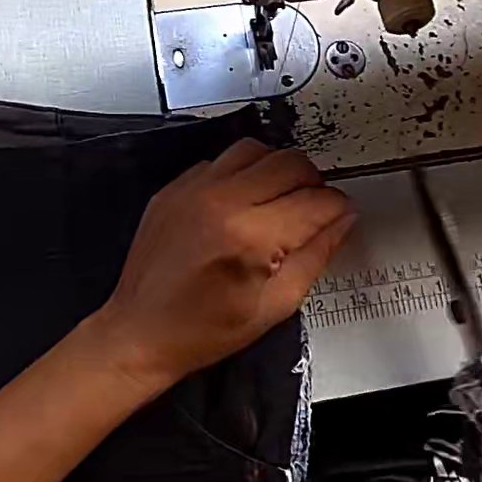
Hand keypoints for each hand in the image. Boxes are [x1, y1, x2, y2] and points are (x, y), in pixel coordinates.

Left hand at [89, 139, 353, 395]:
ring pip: (254, 149)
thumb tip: (342, 220)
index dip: (337, 208)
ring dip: (276, 169)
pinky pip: (219, 162)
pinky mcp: (173, 189)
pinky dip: (239, 174)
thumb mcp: (275, 305)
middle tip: (313, 209)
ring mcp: (192, 190)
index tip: (339, 216)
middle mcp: (220, 201)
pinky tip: (241, 202)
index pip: (316, 201)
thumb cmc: (202, 331)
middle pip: (290, 162)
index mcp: (250, 236)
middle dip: (313, 183)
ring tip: (279, 200)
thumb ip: (316, 256)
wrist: (139, 332)